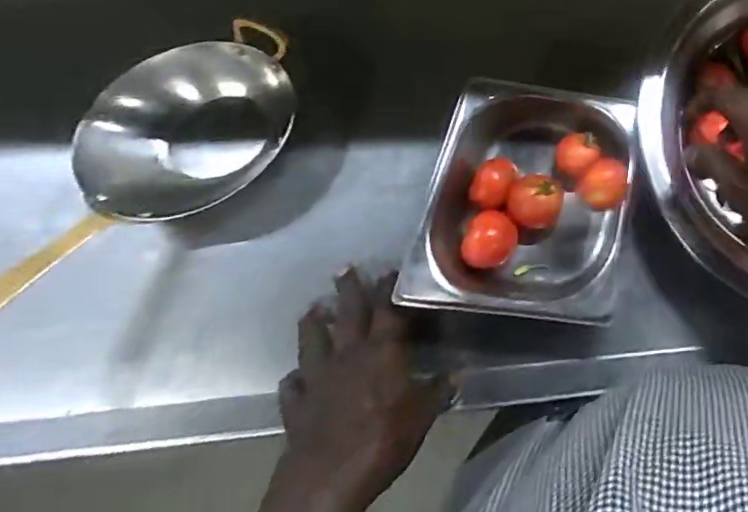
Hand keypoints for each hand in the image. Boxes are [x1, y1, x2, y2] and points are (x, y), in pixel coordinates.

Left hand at [259, 269, 452, 511]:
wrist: (327, 479)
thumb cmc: (384, 438)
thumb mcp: (423, 414)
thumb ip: (437, 390)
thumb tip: (455, 374)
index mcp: (383, 350)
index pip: (388, 308)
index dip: (390, 287)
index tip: (391, 269)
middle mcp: (349, 354)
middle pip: (348, 314)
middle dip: (348, 289)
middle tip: (344, 269)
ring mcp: (318, 379)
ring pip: (313, 341)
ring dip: (312, 324)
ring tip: (312, 309)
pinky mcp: (296, 406)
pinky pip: (292, 386)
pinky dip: (294, 378)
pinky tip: (294, 376)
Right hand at [688, 84, 747, 264]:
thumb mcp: (738, 191)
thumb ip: (711, 164)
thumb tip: (691, 149)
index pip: (725, 95)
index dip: (702, 101)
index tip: (689, 117)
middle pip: (745, 95)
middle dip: (721, 104)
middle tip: (705, 124)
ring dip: (740, 116)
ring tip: (728, 144)